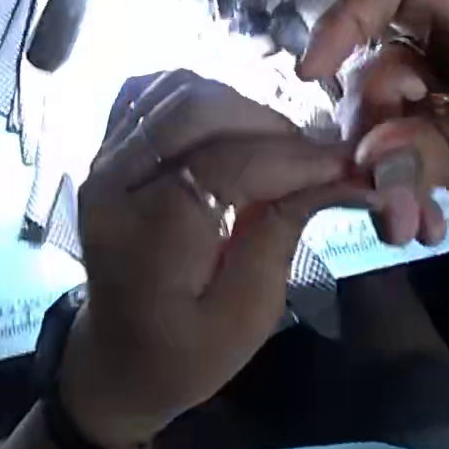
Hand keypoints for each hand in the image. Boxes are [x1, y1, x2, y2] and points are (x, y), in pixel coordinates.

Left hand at [59, 71, 372, 448]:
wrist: (115, 360)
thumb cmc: (183, 354)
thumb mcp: (245, 316)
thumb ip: (284, 232)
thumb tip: (345, 174)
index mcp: (145, 236)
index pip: (227, 165)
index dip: (294, 156)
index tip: (346, 160)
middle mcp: (112, 182)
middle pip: (196, 109)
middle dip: (267, 121)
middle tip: (312, 151)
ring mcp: (102, 157)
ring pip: (175, 89)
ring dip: (237, 103)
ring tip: (276, 140)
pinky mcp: (105, 146)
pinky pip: (151, 90)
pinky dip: (198, 93)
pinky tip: (229, 120)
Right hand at [301, 0, 448, 260]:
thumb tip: (367, 158)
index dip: (347, 18)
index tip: (312, 74)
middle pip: (388, 61)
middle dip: (375, 128)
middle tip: (383, 201)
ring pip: (401, 109)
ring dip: (392, 164)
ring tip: (408, 225)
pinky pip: (425, 140)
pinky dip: (415, 176)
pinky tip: (423, 220)